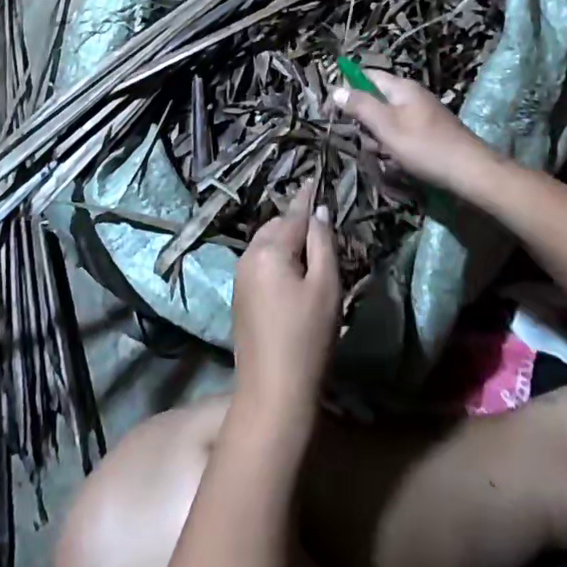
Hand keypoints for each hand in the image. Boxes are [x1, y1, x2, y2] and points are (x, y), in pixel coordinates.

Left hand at [231, 180, 340, 418]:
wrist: (272, 388)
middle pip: (276, 226)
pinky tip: (292, 270)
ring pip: (265, 243)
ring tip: (310, 243)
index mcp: (269, 249)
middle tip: (321, 221)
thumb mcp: (326, 287)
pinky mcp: (240, 295)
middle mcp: (248, 255)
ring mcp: (240, 276)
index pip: (293, 214)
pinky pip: (260, 262)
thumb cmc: (308, 336)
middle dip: (296, 220)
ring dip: (285, 238)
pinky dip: (276, 256)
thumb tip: (319, 212)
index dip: (307, 197)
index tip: (316, 178)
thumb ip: (322, 244)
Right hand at [331, 68, 495, 190]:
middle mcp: (411, 96)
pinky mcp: (427, 133)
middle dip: (365, 123)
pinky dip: (393, 147)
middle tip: (368, 141)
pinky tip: (398, 162)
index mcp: (401, 87)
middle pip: (374, 101)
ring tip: (385, 155)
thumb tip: (337, 90)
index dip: (347, 88)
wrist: (469, 171)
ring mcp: (420, 115)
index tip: (333, 110)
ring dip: (378, 139)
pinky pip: (399, 135)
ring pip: (385, 122)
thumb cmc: (424, 146)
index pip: (366, 75)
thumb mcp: (385, 125)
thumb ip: (360, 106)